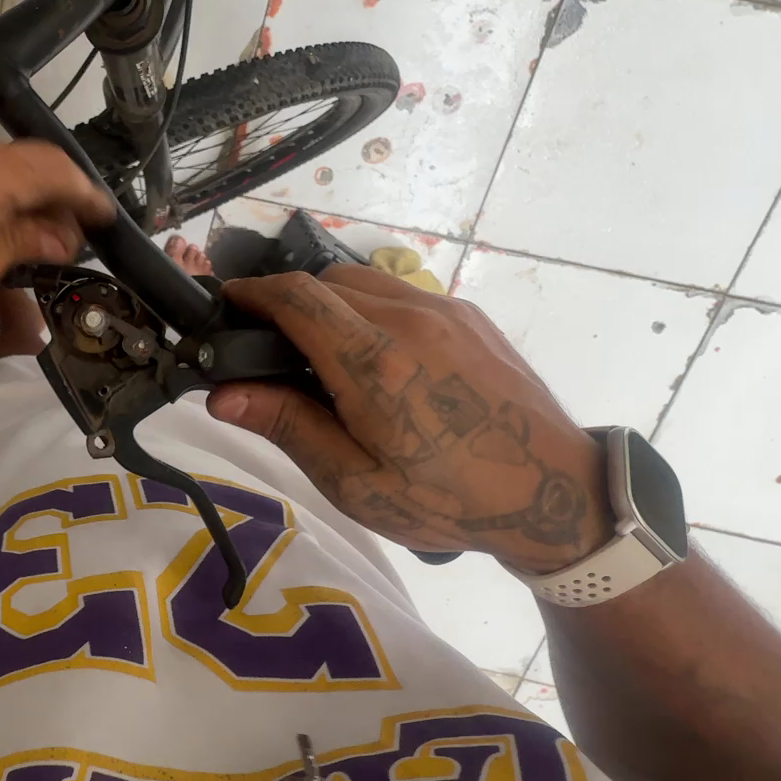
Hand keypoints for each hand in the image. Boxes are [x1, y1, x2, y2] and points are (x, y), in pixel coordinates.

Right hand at [206, 265, 612, 573]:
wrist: (557, 494)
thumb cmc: (446, 499)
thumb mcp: (355, 482)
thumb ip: (288, 427)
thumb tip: (223, 394)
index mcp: (373, 363)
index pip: (296, 297)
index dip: (252, 293)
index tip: (225, 302)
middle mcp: (407, 319)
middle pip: (323, 280)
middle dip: (284, 299)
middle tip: (267, 342)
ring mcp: (443, 310)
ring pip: (361, 280)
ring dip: (324, 299)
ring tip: (318, 347)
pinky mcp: (468, 314)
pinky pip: (398, 292)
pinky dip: (365, 305)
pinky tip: (372, 351)